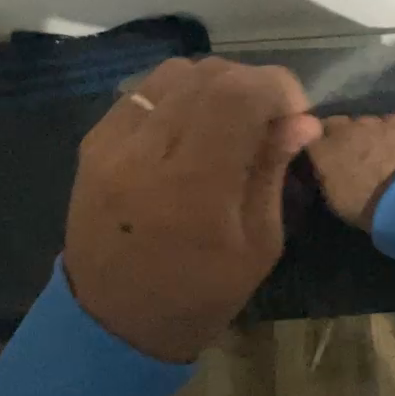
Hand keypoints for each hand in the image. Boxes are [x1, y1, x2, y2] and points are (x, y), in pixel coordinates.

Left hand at [63, 57, 319, 362]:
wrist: (110, 323)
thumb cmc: (198, 295)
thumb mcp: (257, 245)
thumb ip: (272, 172)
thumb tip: (301, 120)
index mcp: (193, 187)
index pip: (238, 95)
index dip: (277, 87)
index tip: (295, 111)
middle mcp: (146, 152)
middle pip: (209, 75)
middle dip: (252, 84)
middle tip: (268, 116)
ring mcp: (112, 142)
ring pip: (175, 72)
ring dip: (215, 83)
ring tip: (230, 117)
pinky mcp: (93, 141)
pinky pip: (145, 90)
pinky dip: (179, 94)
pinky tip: (191, 124)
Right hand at [306, 114, 394, 230]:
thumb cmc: (363, 205)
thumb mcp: (331, 196)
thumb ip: (323, 174)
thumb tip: (322, 167)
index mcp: (321, 148)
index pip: (309, 137)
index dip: (316, 146)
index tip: (321, 156)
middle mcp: (342, 128)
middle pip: (333, 123)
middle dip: (337, 135)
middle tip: (346, 152)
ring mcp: (370, 121)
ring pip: (361, 122)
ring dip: (363, 133)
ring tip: (373, 150)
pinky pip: (387, 122)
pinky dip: (388, 131)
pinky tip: (394, 145)